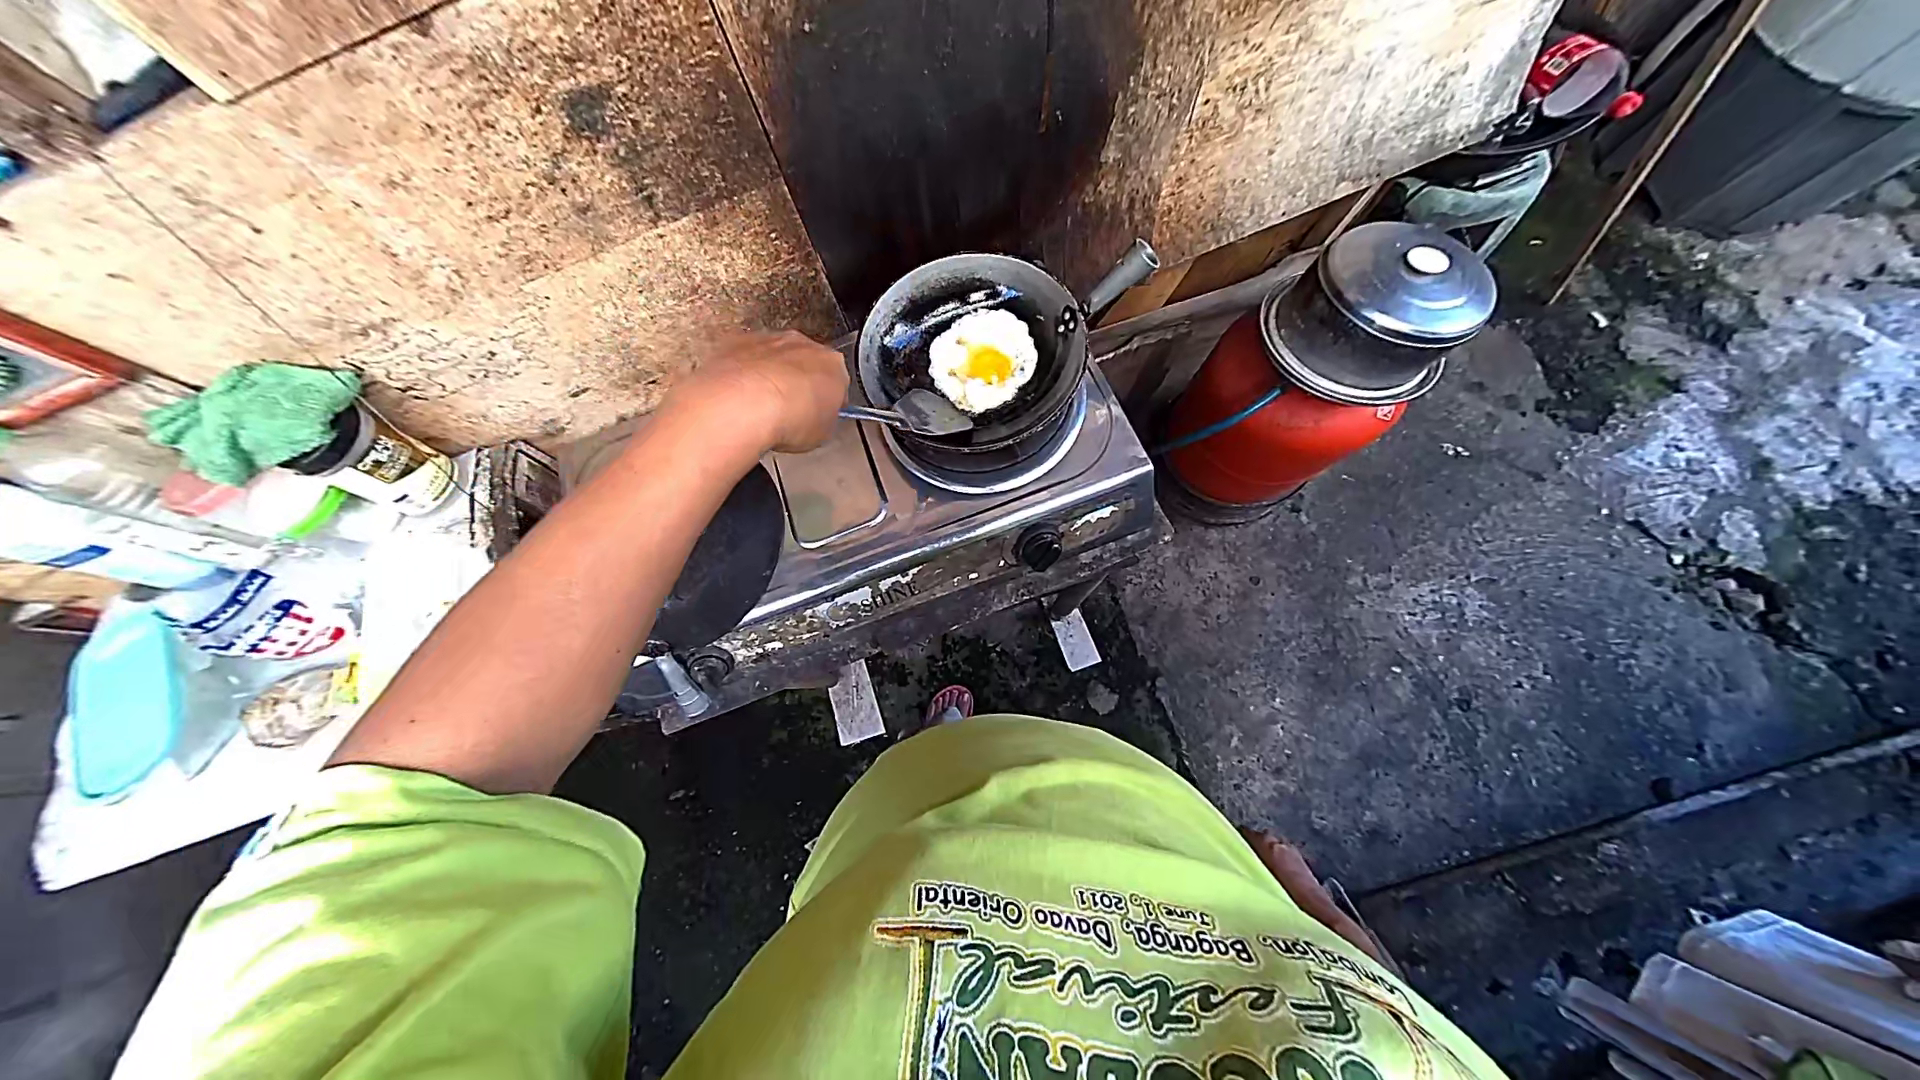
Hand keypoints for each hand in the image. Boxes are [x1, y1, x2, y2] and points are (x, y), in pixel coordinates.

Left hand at [679, 331, 848, 453]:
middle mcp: (803, 345)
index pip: (837, 382)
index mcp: (832, 364)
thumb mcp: (821, 434)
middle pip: (806, 364)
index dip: (828, 403)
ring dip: (771, 379)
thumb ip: (823, 421)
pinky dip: (744, 376)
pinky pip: (745, 359)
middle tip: (791, 414)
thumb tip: (816, 425)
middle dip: (799, 385)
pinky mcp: (737, 343)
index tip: (820, 417)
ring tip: (762, 411)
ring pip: (774, 358)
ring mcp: (769, 341)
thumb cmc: (786, 416)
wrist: (745, 406)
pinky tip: (740, 400)